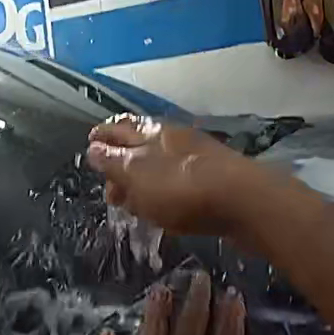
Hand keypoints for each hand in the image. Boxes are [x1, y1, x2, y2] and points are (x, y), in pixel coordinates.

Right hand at [86, 116, 281, 238]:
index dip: (102, 136)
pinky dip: (164, 192)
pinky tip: (163, 206)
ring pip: (160, 165)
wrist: (244, 201)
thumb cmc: (182, 187)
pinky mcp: (214, 181)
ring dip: (142, 181)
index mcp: (153, 132)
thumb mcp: (138, 174)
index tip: (89, 143)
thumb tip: (93, 148)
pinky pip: (179, 182)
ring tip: (130, 199)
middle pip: (140, 146)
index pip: (120, 128)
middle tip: (107, 184)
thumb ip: (113, 163)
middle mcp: (174, 139)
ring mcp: (197, 158)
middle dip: (120, 162)